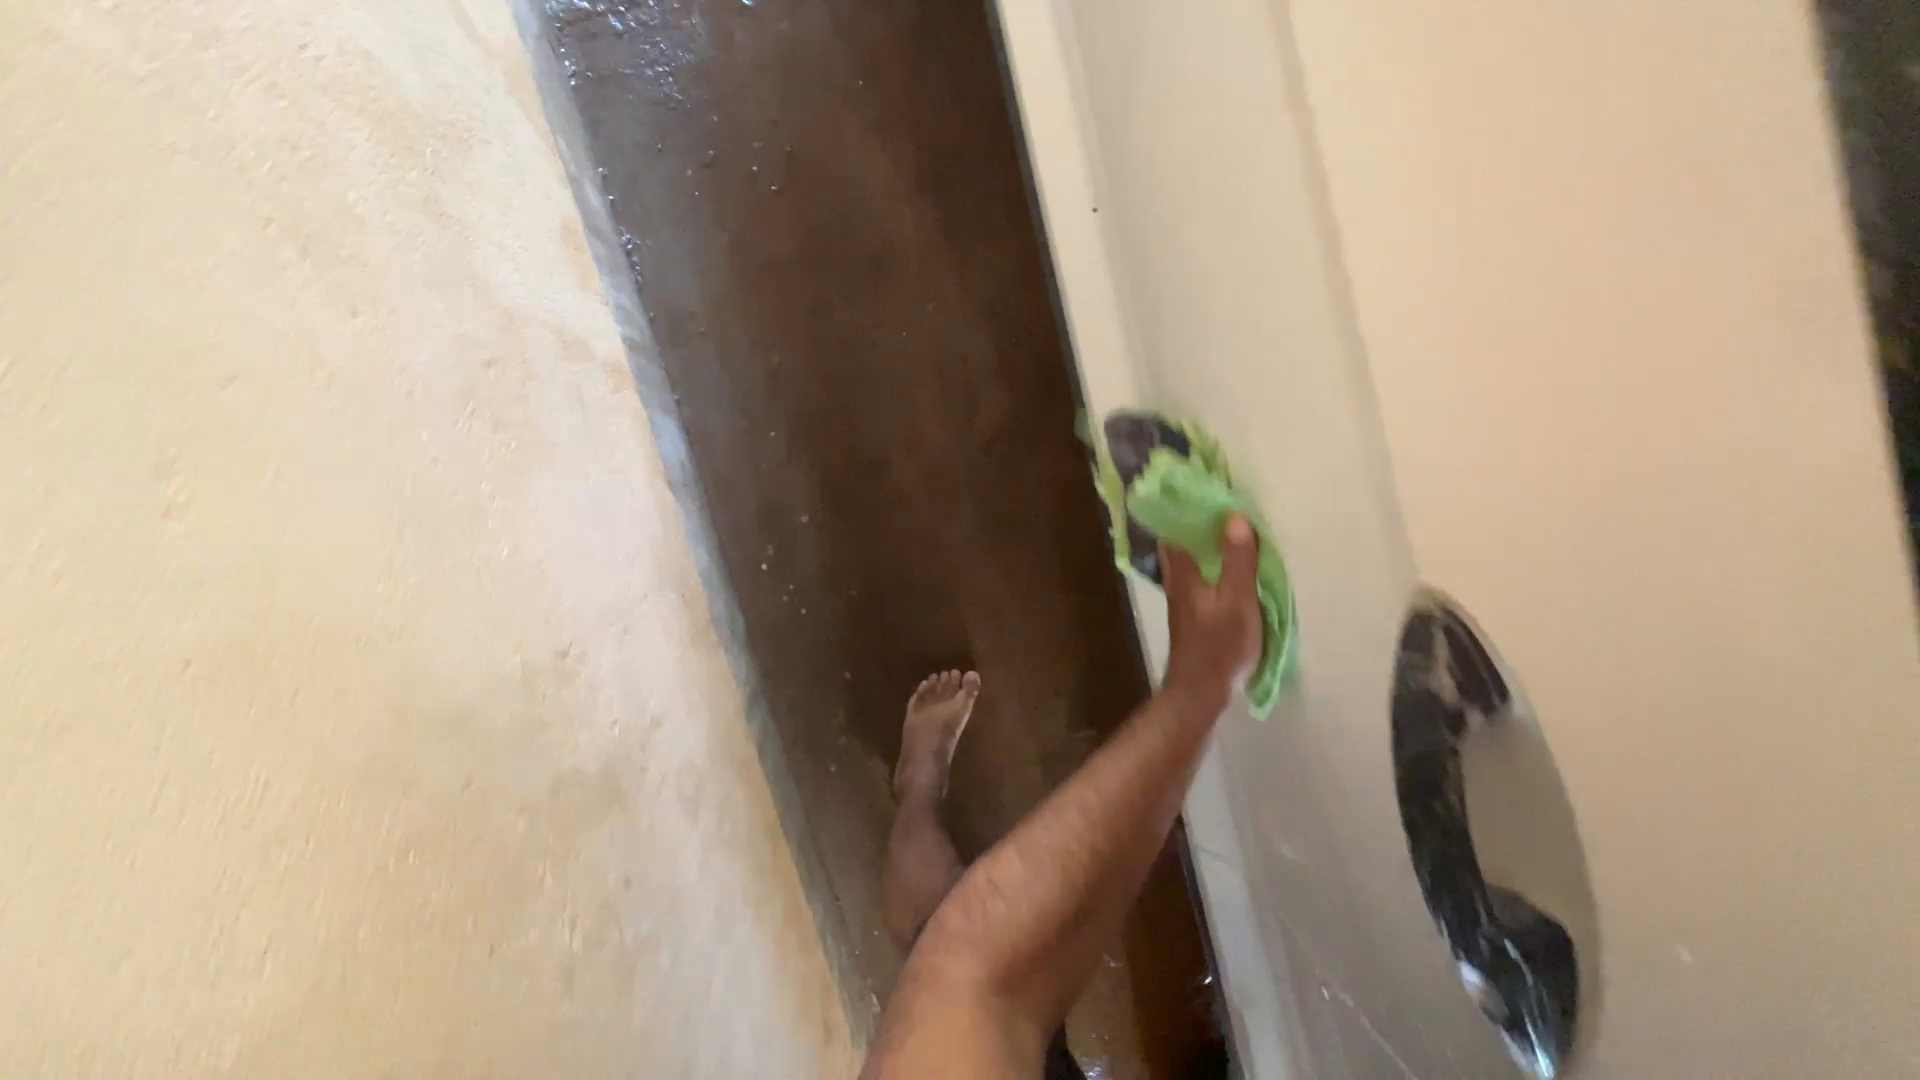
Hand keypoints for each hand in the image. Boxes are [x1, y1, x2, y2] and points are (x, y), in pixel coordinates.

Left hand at [1161, 515, 1263, 708]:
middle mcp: (1176, 581)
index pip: (1174, 530)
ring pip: (1187, 561)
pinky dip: (1208, 564)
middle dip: (1194, 523)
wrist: (1200, 691)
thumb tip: (1234, 516)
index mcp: (1183, 574)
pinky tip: (1226, 564)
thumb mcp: (1238, 602)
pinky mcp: (1190, 614)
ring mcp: (1181, 599)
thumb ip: (1238, 561)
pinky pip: (1197, 577)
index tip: (1199, 488)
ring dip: (1202, 544)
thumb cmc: (1219, 646)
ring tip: (1226, 528)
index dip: (1183, 509)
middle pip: (1179, 543)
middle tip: (1217, 503)